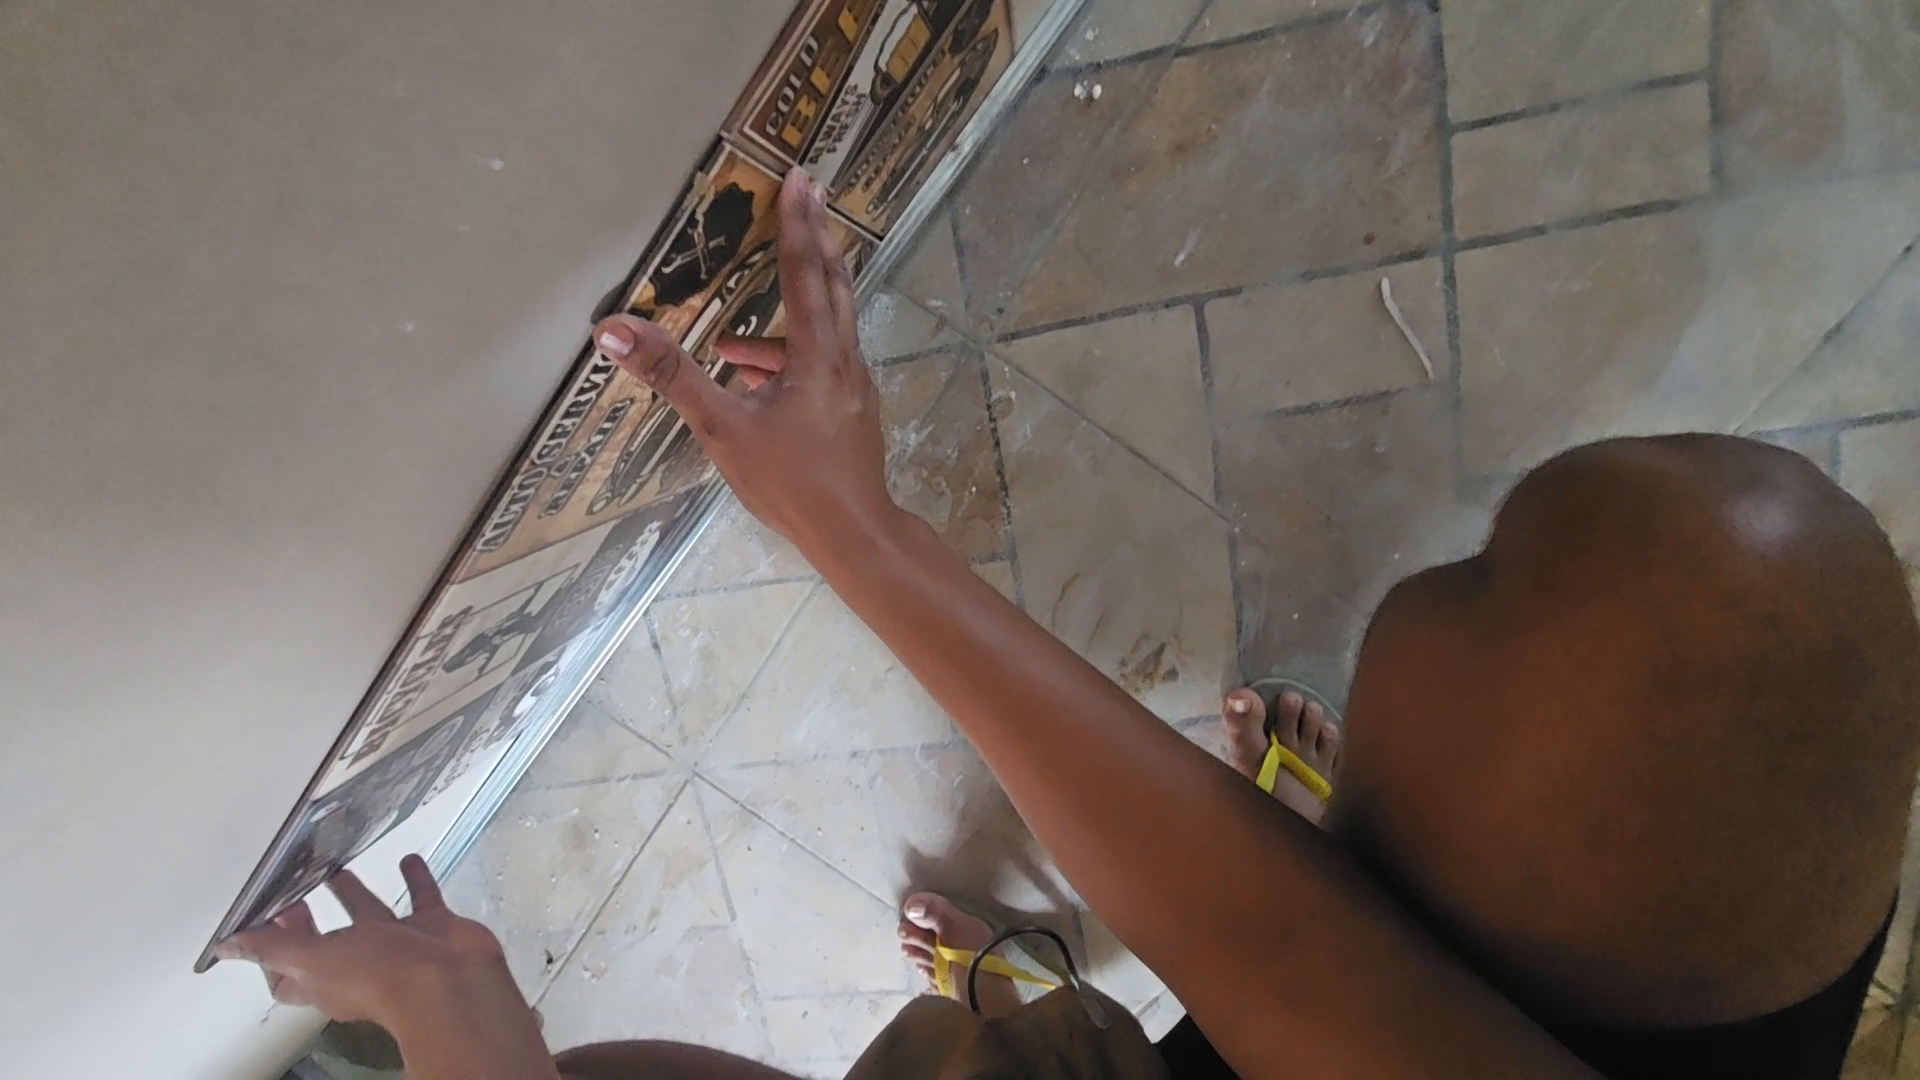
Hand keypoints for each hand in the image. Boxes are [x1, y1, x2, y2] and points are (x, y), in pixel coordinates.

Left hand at [215, 855, 512, 1027]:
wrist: (448, 977)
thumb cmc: (382, 976)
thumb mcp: (316, 959)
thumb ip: (275, 948)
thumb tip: (228, 947)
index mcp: (323, 979)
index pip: (284, 967)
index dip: (269, 948)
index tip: (259, 921)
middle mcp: (358, 963)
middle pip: (326, 939)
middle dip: (309, 919)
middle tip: (297, 890)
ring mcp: (397, 944)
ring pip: (370, 915)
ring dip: (354, 894)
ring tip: (341, 869)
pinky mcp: (430, 927)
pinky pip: (420, 898)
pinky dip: (414, 879)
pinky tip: (409, 861)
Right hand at [590, 167, 896, 558]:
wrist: (854, 531)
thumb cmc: (790, 482)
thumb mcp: (724, 429)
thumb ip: (673, 376)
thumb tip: (613, 329)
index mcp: (818, 356)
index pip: (805, 274)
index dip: (799, 224)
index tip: (804, 179)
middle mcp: (845, 361)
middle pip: (833, 288)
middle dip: (818, 242)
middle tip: (813, 198)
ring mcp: (855, 387)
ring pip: (830, 330)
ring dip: (792, 316)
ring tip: (733, 345)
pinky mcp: (854, 410)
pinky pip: (825, 365)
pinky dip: (792, 360)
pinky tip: (757, 386)